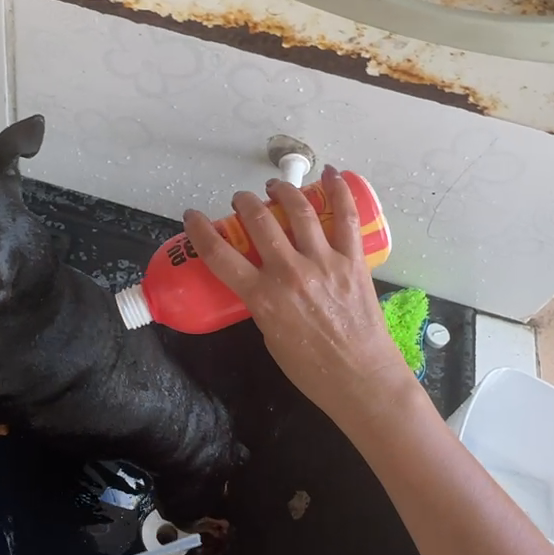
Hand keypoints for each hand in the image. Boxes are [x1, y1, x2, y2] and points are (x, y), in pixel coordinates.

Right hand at [184, 166, 422, 427]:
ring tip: (274, 186)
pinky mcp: (353, 261)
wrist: (361, 380)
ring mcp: (324, 263)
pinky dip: (339, 191)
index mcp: (263, 298)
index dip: (200, 231)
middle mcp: (290, 273)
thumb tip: (261, 283)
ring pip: (299, 211)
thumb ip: (262, 306)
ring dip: (282, 191)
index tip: (192, 216)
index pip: (219, 255)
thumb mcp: (270, 338)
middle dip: (243, 203)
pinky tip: (331, 174)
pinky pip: (346, 218)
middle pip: (258, 222)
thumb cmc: (312, 371)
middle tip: (241, 201)